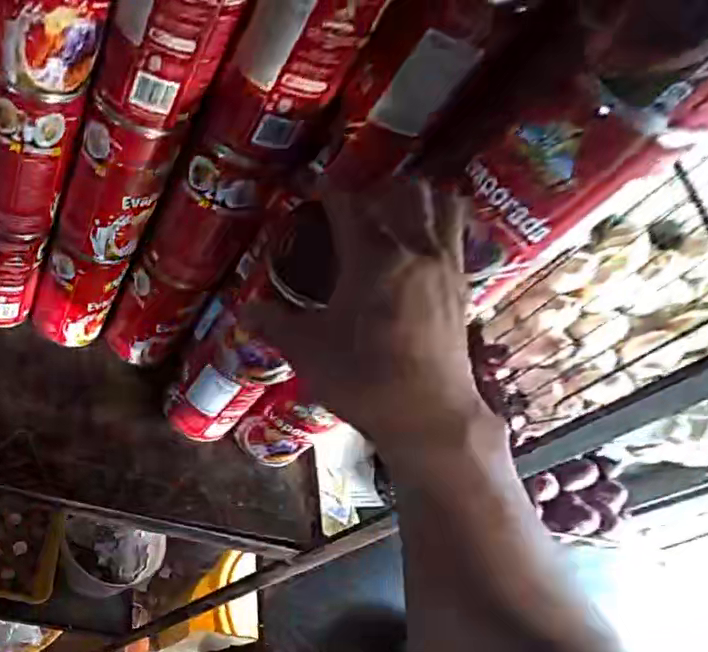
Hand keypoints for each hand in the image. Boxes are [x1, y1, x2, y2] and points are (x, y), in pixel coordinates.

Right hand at [241, 178, 494, 457]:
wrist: (424, 411)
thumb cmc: (359, 379)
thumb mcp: (306, 352)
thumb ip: (275, 324)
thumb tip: (244, 309)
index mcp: (373, 260)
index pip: (349, 208)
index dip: (327, 190)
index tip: (312, 183)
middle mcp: (415, 250)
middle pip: (403, 192)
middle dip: (375, 188)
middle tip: (351, 203)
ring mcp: (445, 265)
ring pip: (440, 203)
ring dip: (414, 197)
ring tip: (391, 210)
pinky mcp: (462, 285)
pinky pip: (456, 232)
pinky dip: (438, 222)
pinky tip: (420, 243)